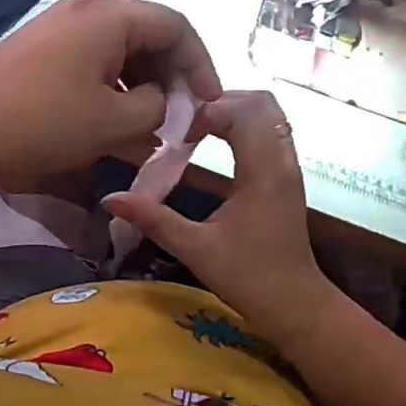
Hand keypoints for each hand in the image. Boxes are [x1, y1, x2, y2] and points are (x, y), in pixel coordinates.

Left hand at [0, 0, 221, 182]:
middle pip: (149, 35)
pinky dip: (115, 88)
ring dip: (144, 86)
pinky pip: (95, 61)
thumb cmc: (44, 121)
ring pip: (122, 51)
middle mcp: (88, 12)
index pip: (176, 26)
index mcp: (110, 17)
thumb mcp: (113, 121)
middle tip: (183, 117)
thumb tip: (159, 99)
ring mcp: (62, 29)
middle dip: (173, 77)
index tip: (210, 102)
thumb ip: (156, 107)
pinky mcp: (44, 51)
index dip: (200, 64)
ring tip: (154, 126)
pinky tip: (119, 121)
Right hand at [101, 91, 333, 336]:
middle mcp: (282, 160)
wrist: (295, 305)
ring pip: (269, 115)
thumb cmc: (248, 277)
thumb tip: (110, 199)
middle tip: (189, 122)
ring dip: (235, 112)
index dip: (208, 111)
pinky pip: (271, 132)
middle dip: (223, 101)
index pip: (242, 112)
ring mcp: (290, 167)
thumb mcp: (195, 249)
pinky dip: (246, 126)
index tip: (180, 134)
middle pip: (261, 102)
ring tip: (200, 130)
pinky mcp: (288, 177)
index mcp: (263, 172)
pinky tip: (219, 147)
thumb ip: (153, 219)